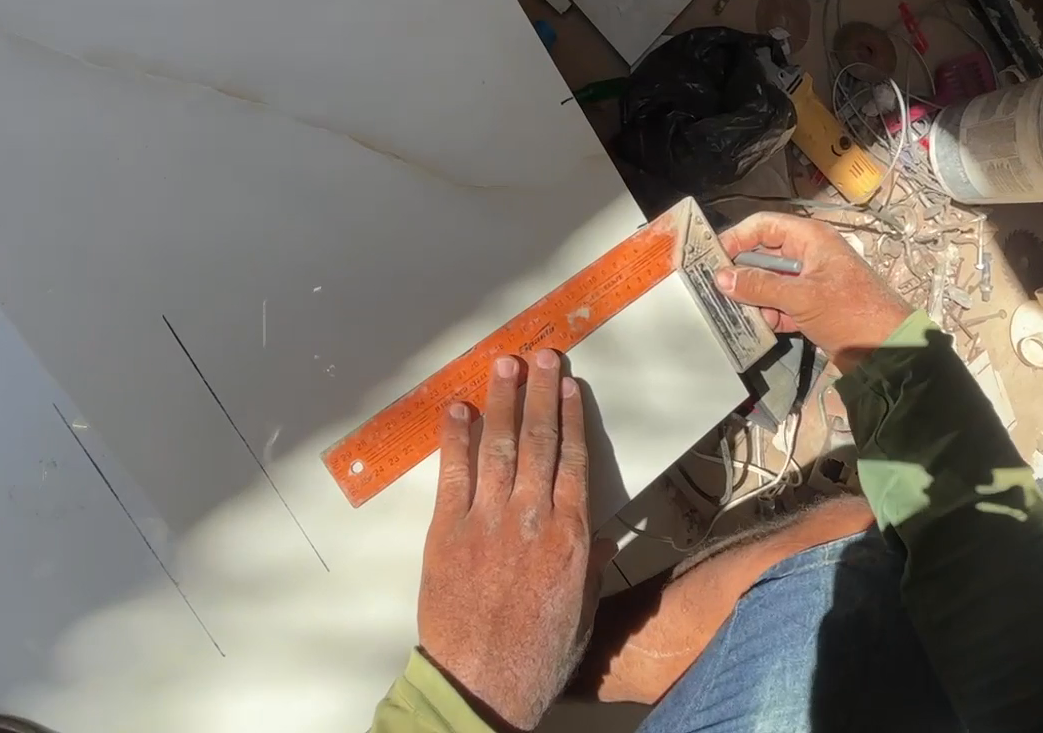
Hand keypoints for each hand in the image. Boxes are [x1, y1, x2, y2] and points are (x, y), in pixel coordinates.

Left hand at [417, 349, 602, 730]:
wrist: (479, 686)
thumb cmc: (535, 652)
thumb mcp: (580, 610)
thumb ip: (588, 563)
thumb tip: (596, 533)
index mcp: (568, 534)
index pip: (573, 458)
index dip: (571, 415)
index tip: (570, 385)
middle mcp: (531, 516)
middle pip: (540, 440)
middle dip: (541, 392)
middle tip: (542, 355)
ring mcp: (487, 518)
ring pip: (500, 445)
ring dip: (504, 400)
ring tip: (506, 364)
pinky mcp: (447, 529)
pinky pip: (453, 472)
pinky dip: (456, 438)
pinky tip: (458, 409)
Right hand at [716, 212, 911, 356]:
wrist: (889, 351)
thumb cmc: (850, 312)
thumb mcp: (801, 296)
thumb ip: (759, 286)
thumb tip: (721, 278)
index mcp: (810, 239)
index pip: (764, 226)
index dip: (737, 238)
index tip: (712, 257)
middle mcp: (807, 256)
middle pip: (763, 255)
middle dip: (740, 272)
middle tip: (713, 287)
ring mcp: (808, 283)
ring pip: (768, 283)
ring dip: (752, 297)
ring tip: (730, 310)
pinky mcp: (809, 308)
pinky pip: (778, 305)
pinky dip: (767, 314)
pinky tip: (755, 326)